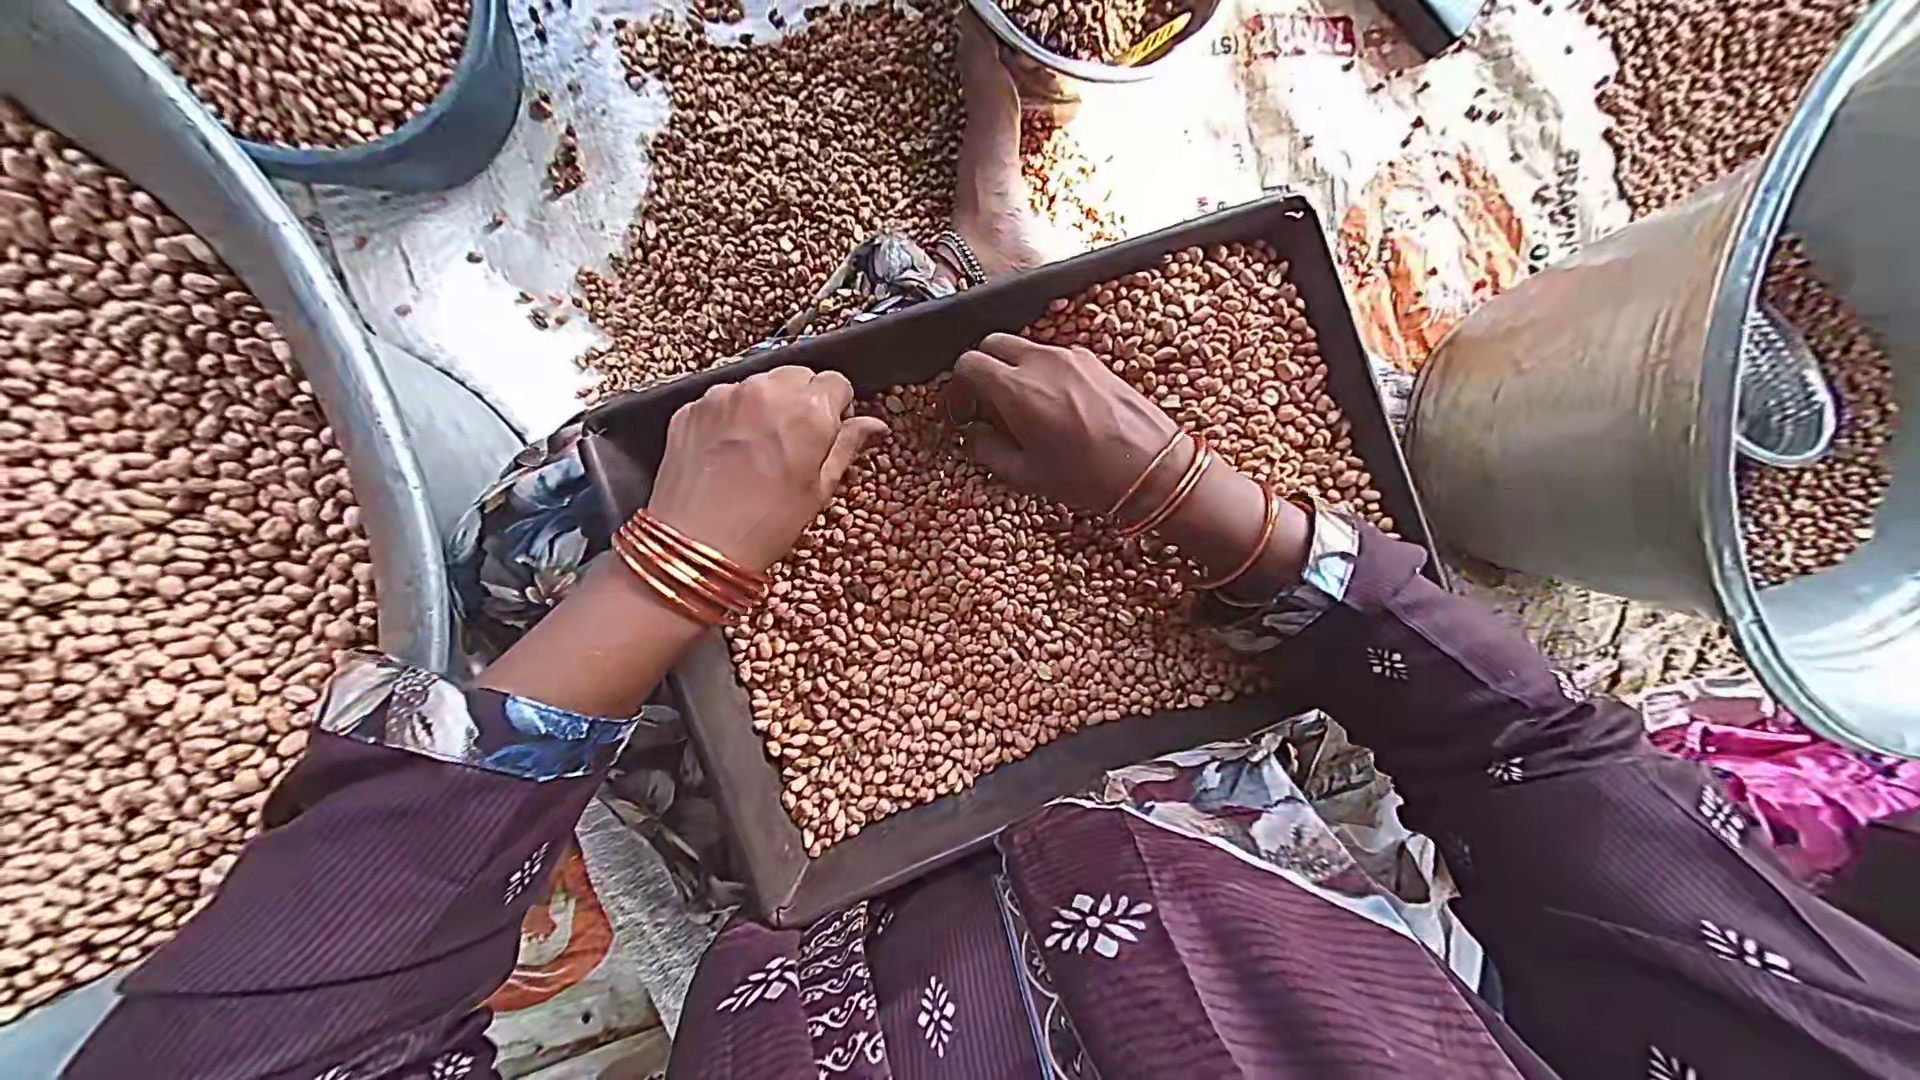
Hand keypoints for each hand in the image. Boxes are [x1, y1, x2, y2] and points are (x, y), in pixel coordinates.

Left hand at [648, 367, 888, 571]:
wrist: (697, 543)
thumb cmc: (765, 524)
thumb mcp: (819, 489)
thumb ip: (847, 446)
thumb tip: (873, 425)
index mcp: (809, 411)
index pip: (836, 382)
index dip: (838, 405)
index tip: (830, 429)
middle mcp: (767, 391)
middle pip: (798, 375)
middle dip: (803, 399)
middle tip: (797, 440)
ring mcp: (725, 396)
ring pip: (759, 383)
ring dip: (767, 404)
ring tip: (760, 449)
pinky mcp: (692, 406)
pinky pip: (724, 399)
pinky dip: (732, 416)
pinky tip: (731, 452)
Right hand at [949, 333, 1312, 594]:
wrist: (1154, 469)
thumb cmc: (1088, 477)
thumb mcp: (1027, 475)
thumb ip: (989, 451)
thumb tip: (975, 437)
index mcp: (1017, 388)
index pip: (968, 362)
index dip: (958, 384)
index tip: (963, 406)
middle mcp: (1041, 361)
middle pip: (992, 343)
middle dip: (982, 368)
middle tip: (986, 402)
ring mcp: (1071, 356)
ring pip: (1024, 348)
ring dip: (1012, 369)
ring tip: (1024, 408)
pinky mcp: (1094, 360)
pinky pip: (1054, 356)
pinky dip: (1041, 372)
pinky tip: (1055, 405)